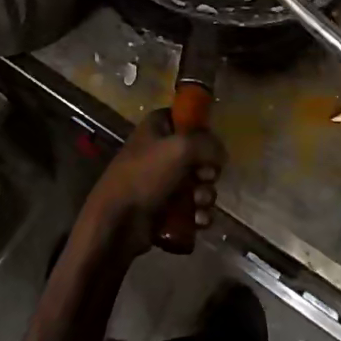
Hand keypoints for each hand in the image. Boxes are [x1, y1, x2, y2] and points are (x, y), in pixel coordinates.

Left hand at [79, 108, 224, 257]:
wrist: (119, 218)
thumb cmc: (146, 175)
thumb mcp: (179, 149)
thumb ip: (206, 144)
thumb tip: (220, 152)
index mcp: (156, 127)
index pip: (185, 119)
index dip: (201, 132)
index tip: (210, 147)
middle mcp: (160, 150)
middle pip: (198, 155)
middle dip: (207, 171)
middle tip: (203, 178)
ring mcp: (162, 179)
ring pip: (199, 184)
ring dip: (205, 196)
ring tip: (197, 204)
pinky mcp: (166, 206)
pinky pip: (193, 208)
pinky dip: (199, 214)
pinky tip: (197, 221)